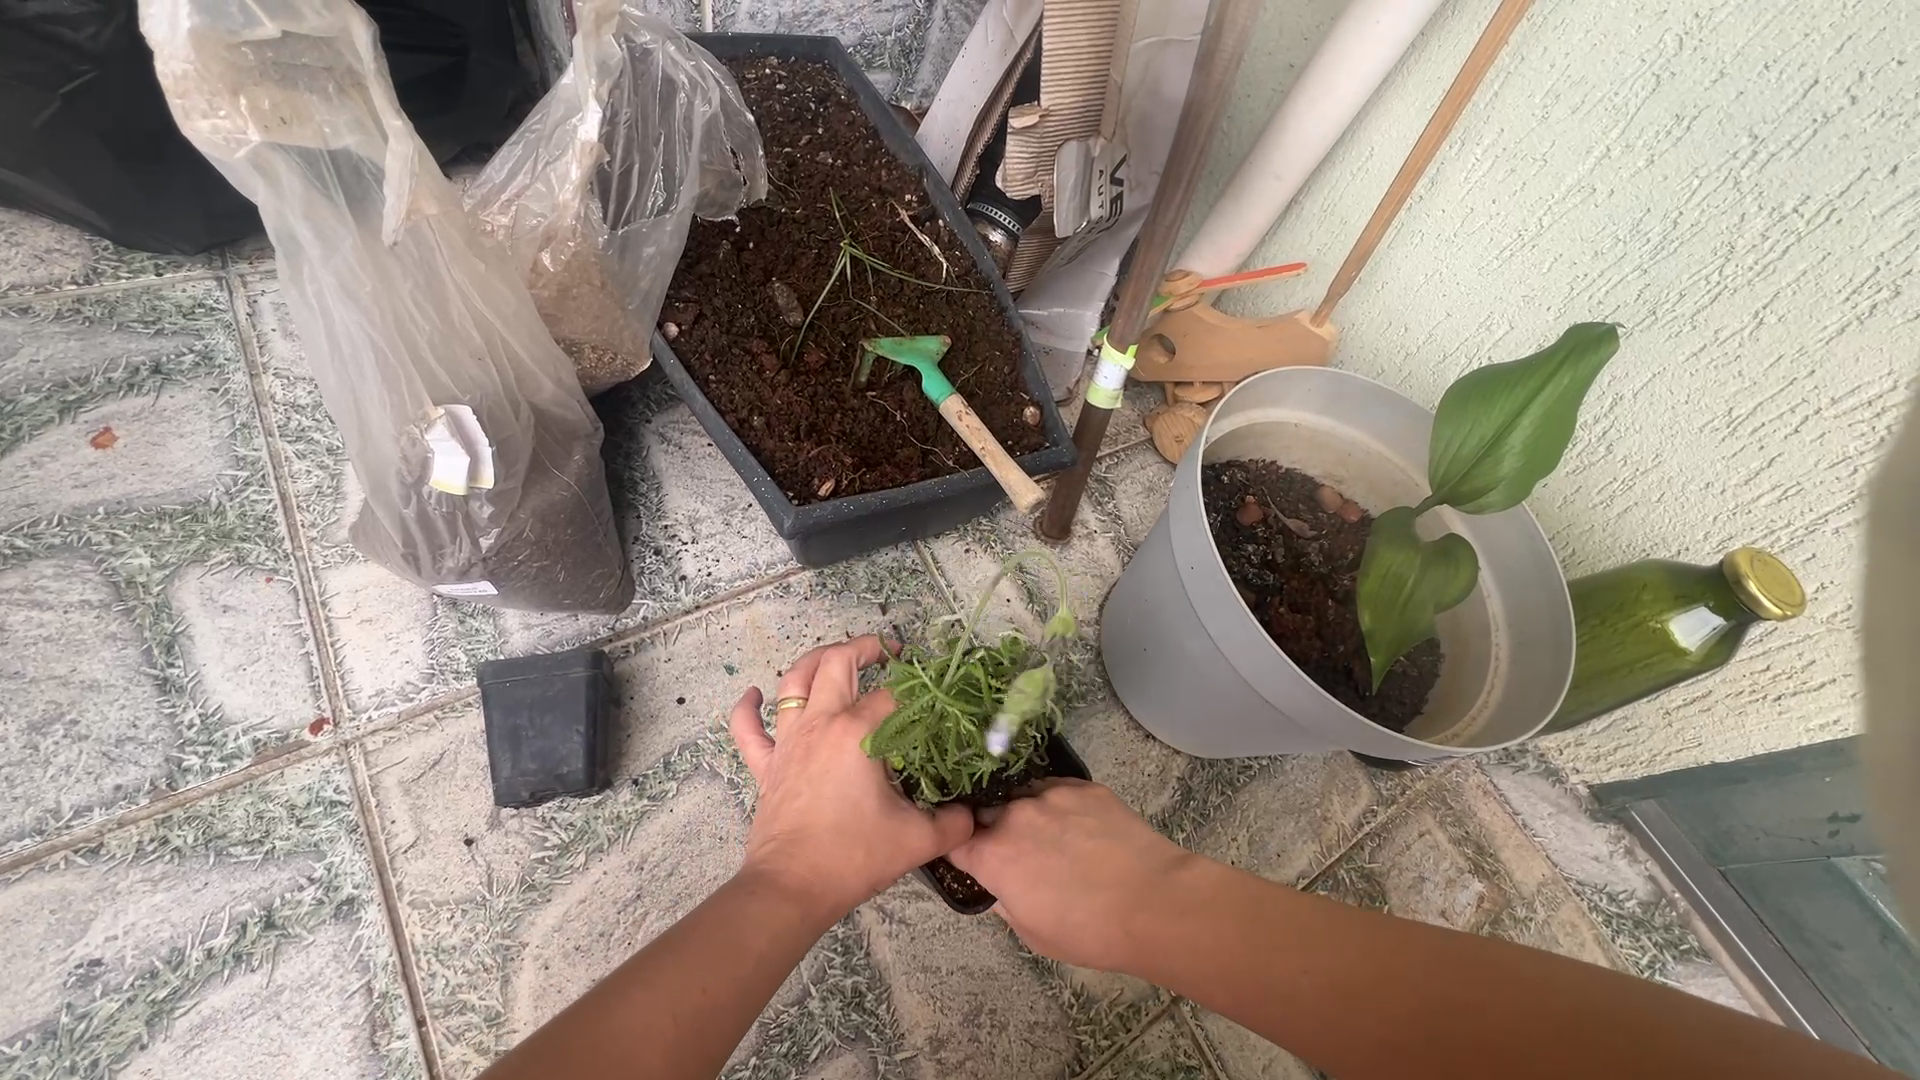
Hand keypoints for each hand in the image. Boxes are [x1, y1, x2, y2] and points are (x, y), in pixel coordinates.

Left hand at [728, 635, 973, 922]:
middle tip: (887, 652)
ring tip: (836, 655)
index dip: (915, 690)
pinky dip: (748, 707)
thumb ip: (953, 824)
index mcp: (857, 733)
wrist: (792, 888)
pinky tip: (754, 693)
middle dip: (864, 648)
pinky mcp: (765, 766)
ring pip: (793, 681)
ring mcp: (788, 742)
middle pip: (837, 663)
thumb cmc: (853, 857)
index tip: (931, 694)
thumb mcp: (916, 840)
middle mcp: (820, 724)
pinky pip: (747, 729)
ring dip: (815, 660)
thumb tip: (972, 816)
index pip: (892, 695)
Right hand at [946, 779, 1197, 972]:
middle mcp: (1014, 815)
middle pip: (987, 813)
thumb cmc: (1090, 931)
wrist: (1154, 903)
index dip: (962, 849)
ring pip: (1022, 796)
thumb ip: (1003, 900)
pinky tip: (1081, 826)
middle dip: (993, 829)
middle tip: (1019, 852)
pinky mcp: (1081, 785)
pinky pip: (1056, 790)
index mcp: (993, 855)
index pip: (955, 841)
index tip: (974, 858)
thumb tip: (999, 883)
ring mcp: (1049, 794)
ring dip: (1027, 814)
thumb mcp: (1031, 933)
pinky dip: (1059, 805)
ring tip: (1054, 836)